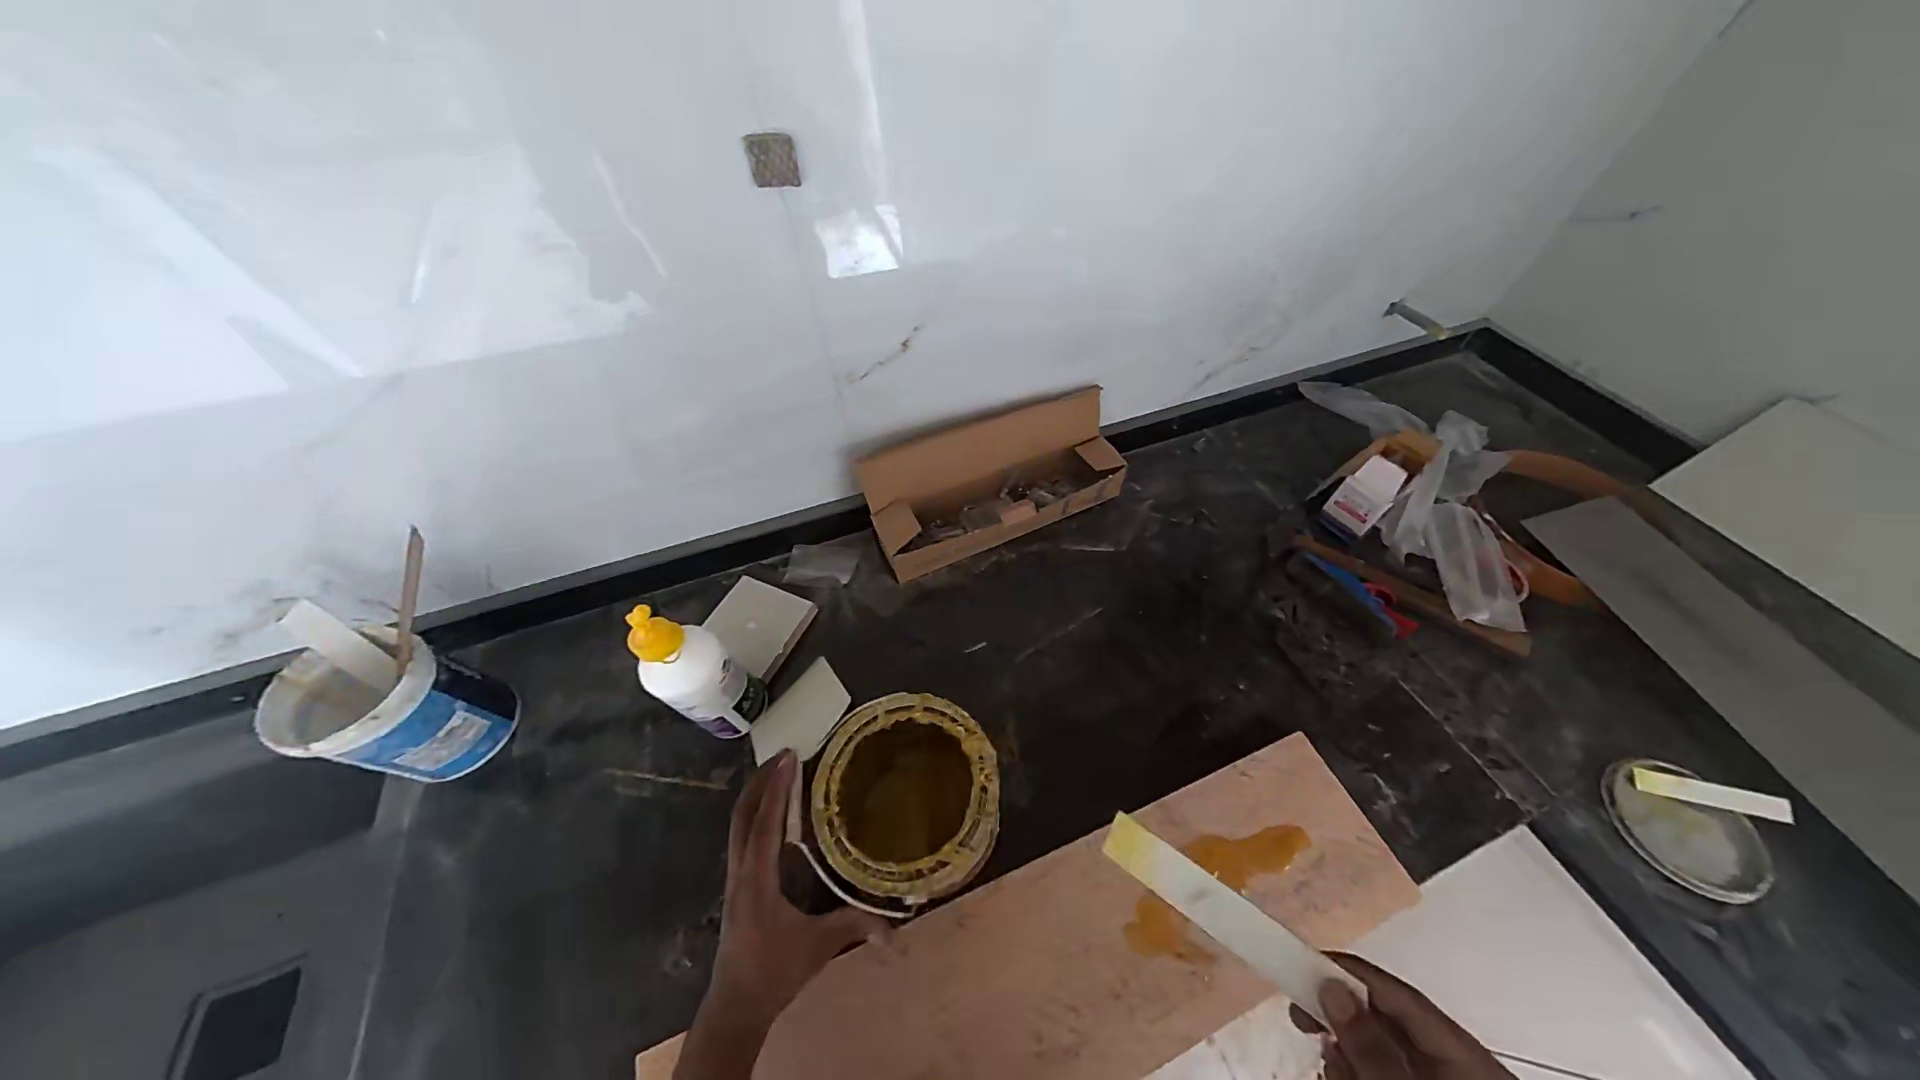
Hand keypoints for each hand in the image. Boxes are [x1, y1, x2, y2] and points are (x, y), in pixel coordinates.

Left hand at [675, 752, 886, 1079]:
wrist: (736, 1006)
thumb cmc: (774, 972)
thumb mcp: (818, 946)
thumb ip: (855, 925)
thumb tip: (895, 922)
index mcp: (757, 878)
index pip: (765, 822)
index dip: (777, 787)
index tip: (789, 756)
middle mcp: (741, 871)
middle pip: (742, 815)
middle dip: (760, 781)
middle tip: (784, 756)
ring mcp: (735, 878)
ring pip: (738, 826)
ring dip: (757, 796)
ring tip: (780, 775)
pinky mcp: (738, 886)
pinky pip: (743, 838)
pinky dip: (757, 816)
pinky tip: (776, 816)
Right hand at [1289, 954, 1512, 1079]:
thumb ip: (1371, 1049)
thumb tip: (1331, 987)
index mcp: (1463, 1056)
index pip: (1399, 994)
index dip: (1349, 972)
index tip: (1299, 966)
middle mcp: (1456, 1067)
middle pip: (1388, 1020)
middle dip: (1341, 1019)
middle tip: (1300, 1019)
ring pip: (1382, 1050)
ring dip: (1345, 1055)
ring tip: (1331, 1072)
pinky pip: (1384, 1072)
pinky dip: (1355, 1073)